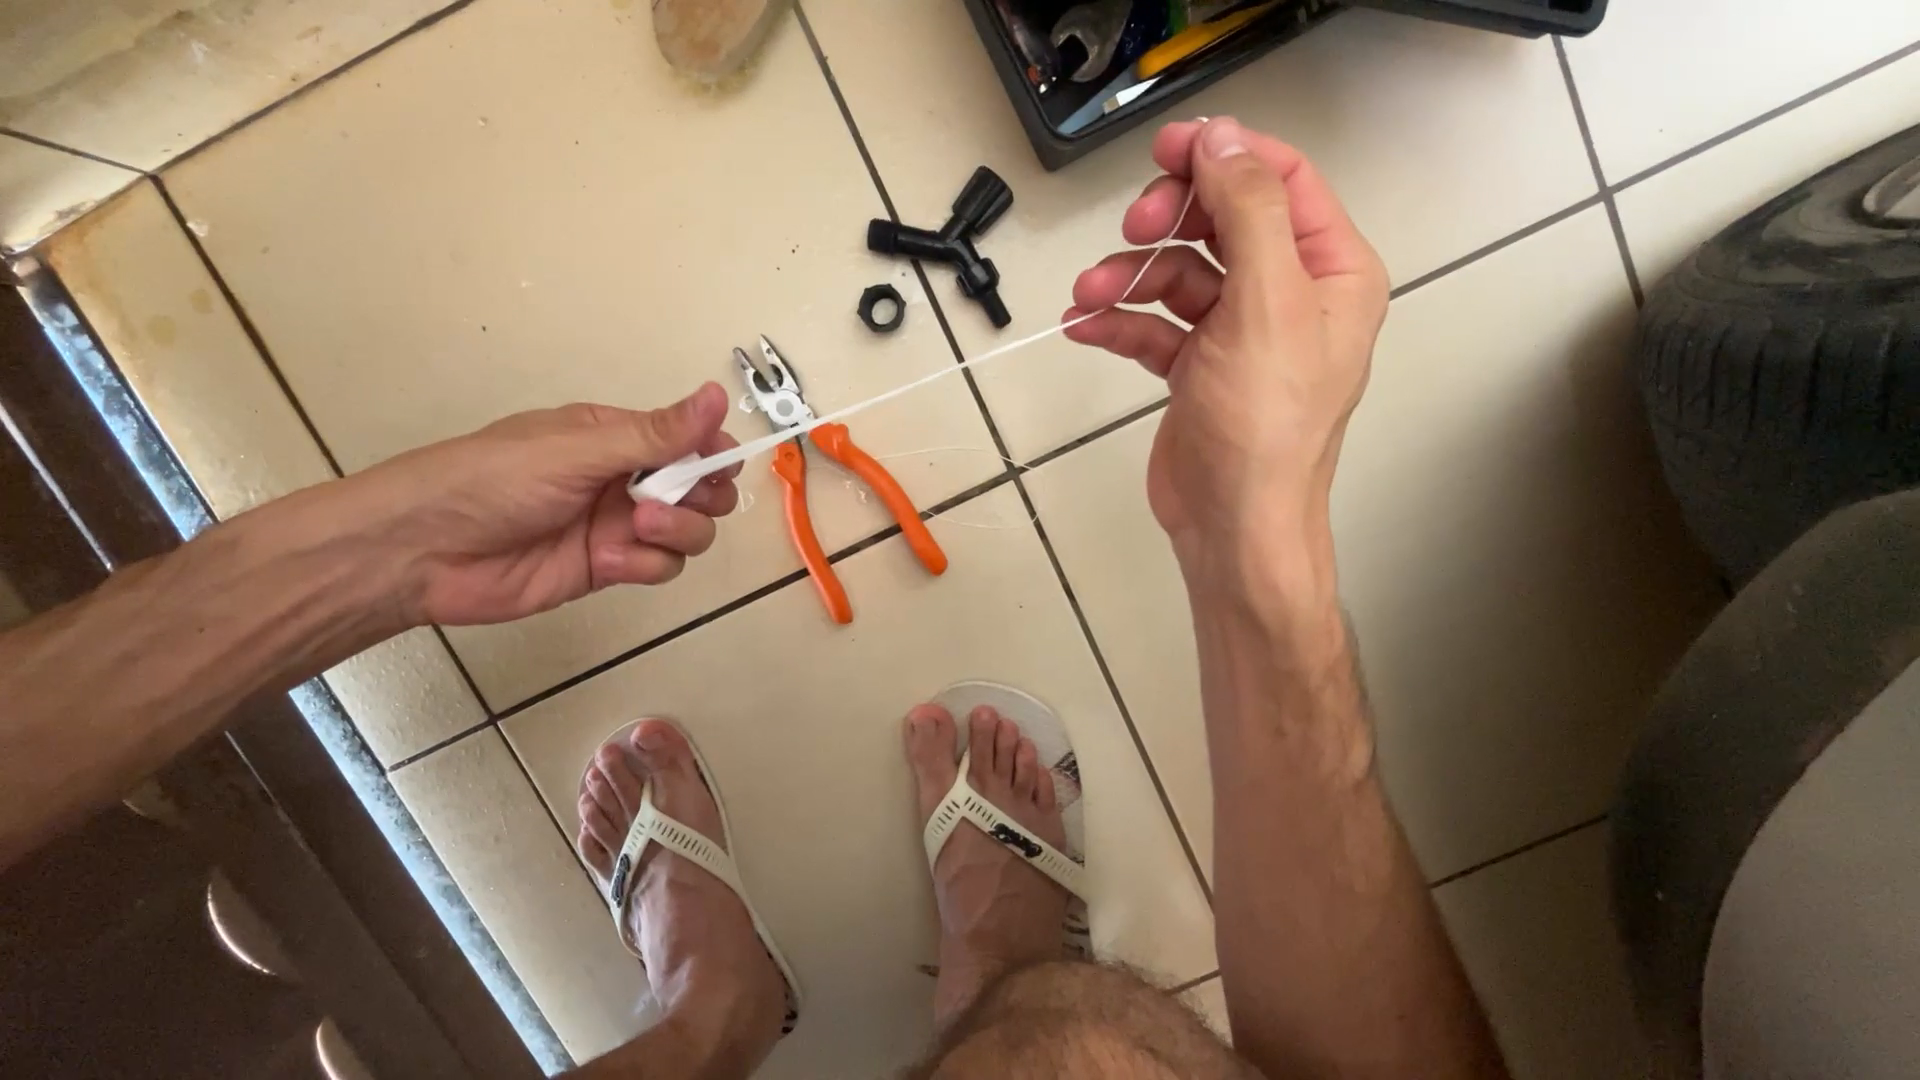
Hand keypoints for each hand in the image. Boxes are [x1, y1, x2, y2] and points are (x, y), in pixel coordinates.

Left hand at [342, 383, 741, 625]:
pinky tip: (610, 562)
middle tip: (670, 501)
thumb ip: (653, 434)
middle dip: (701, 497)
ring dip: (676, 531)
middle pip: (702, 489)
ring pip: (691, 531)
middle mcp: (626, 478)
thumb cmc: (492, 481)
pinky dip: (645, 565)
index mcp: (617, 437)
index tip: (717, 467)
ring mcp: (621, 525)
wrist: (422, 553)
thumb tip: (719, 393)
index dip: (713, 453)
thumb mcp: (576, 450)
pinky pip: (661, 567)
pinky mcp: (612, 567)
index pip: (690, 440)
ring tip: (635, 530)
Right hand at [1064, 118, 1387, 585]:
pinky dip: (1119, 322)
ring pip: (1179, 275)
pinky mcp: (1196, 368)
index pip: (1281, 183)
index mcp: (1330, 273)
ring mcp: (1238, 333)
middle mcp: (1288, 296)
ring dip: (1129, 277)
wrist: (1232, 525)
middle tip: (1132, 229)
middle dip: (1170, 223)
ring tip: (1090, 294)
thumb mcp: (1266, 306)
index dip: (1225, 156)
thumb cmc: (1263, 427)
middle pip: (1223, 223)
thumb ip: (1248, 212)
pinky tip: (1086, 326)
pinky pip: (1154, 325)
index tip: (1166, 150)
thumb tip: (1220, 138)